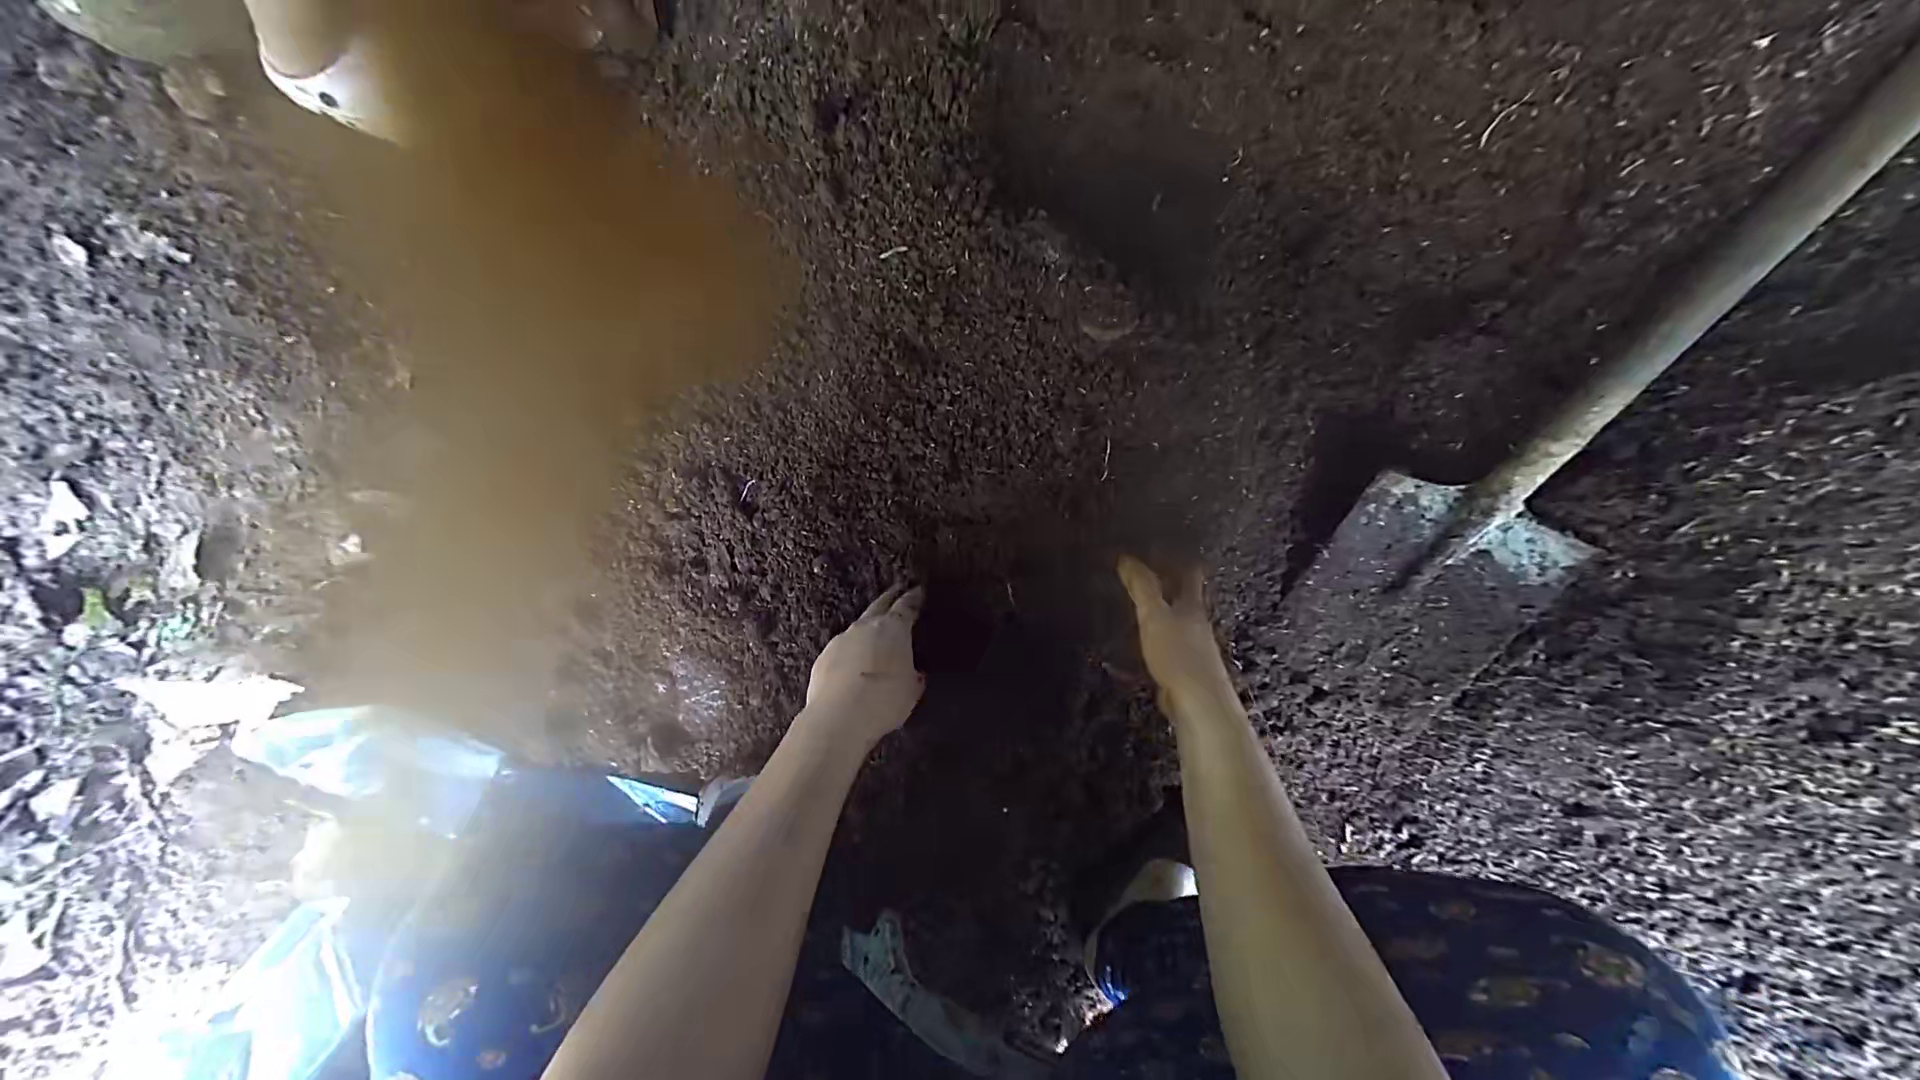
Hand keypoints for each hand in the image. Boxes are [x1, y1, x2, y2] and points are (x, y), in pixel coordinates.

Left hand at [803, 584, 926, 746]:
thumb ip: (914, 675)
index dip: (914, 597)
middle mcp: (865, 627)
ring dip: (868, 629)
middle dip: (890, 598)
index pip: (906, 606)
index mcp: (893, 628)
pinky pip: (841, 649)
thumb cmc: (884, 700)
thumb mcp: (912, 690)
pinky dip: (850, 652)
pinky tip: (853, 665)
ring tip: (875, 635)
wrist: (839, 717)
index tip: (918, 591)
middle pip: (879, 605)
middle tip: (898, 591)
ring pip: (858, 627)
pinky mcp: (822, 658)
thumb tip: (915, 672)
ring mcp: (840, 641)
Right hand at [1117, 556, 1237, 719]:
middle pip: (1184, 597)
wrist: (1198, 703)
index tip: (1161, 547)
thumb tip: (1127, 558)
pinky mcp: (1183, 669)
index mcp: (1192, 606)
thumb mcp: (1155, 616)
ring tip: (1135, 606)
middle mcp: (1196, 624)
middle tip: (1143, 573)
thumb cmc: (1178, 654)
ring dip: (1158, 613)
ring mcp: (1192, 648)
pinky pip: (1165, 647)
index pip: (1189, 574)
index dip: (1177, 558)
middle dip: (1168, 585)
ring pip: (1175, 622)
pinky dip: (1151, 641)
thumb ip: (1142, 588)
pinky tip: (1135, 648)